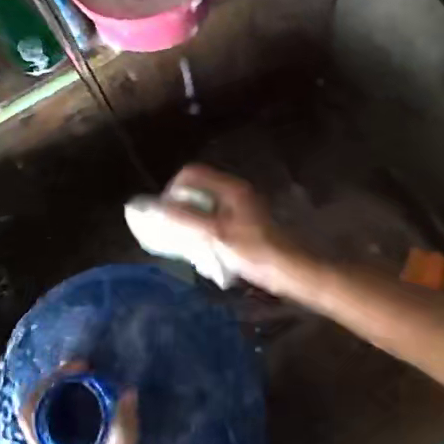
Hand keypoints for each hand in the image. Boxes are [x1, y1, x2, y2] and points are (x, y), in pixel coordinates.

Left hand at [19, 363, 140, 443]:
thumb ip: (123, 431)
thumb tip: (129, 392)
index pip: (31, 409)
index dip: (49, 382)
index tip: (75, 367)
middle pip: (40, 411)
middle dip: (60, 385)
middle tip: (85, 369)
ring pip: (52, 421)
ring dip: (69, 399)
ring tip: (92, 382)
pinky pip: (67, 432)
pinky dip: (79, 414)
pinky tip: (100, 410)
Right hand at [156, 165, 308, 296]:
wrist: (288, 270)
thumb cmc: (253, 251)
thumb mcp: (215, 234)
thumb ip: (184, 218)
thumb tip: (155, 208)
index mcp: (229, 187)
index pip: (190, 173)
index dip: (172, 189)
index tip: (164, 212)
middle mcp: (235, 190)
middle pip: (197, 187)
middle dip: (180, 204)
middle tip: (171, 227)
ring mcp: (240, 205)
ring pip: (204, 202)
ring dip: (191, 217)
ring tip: (184, 239)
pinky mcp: (244, 220)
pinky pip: (214, 215)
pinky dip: (203, 226)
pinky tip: (203, 246)